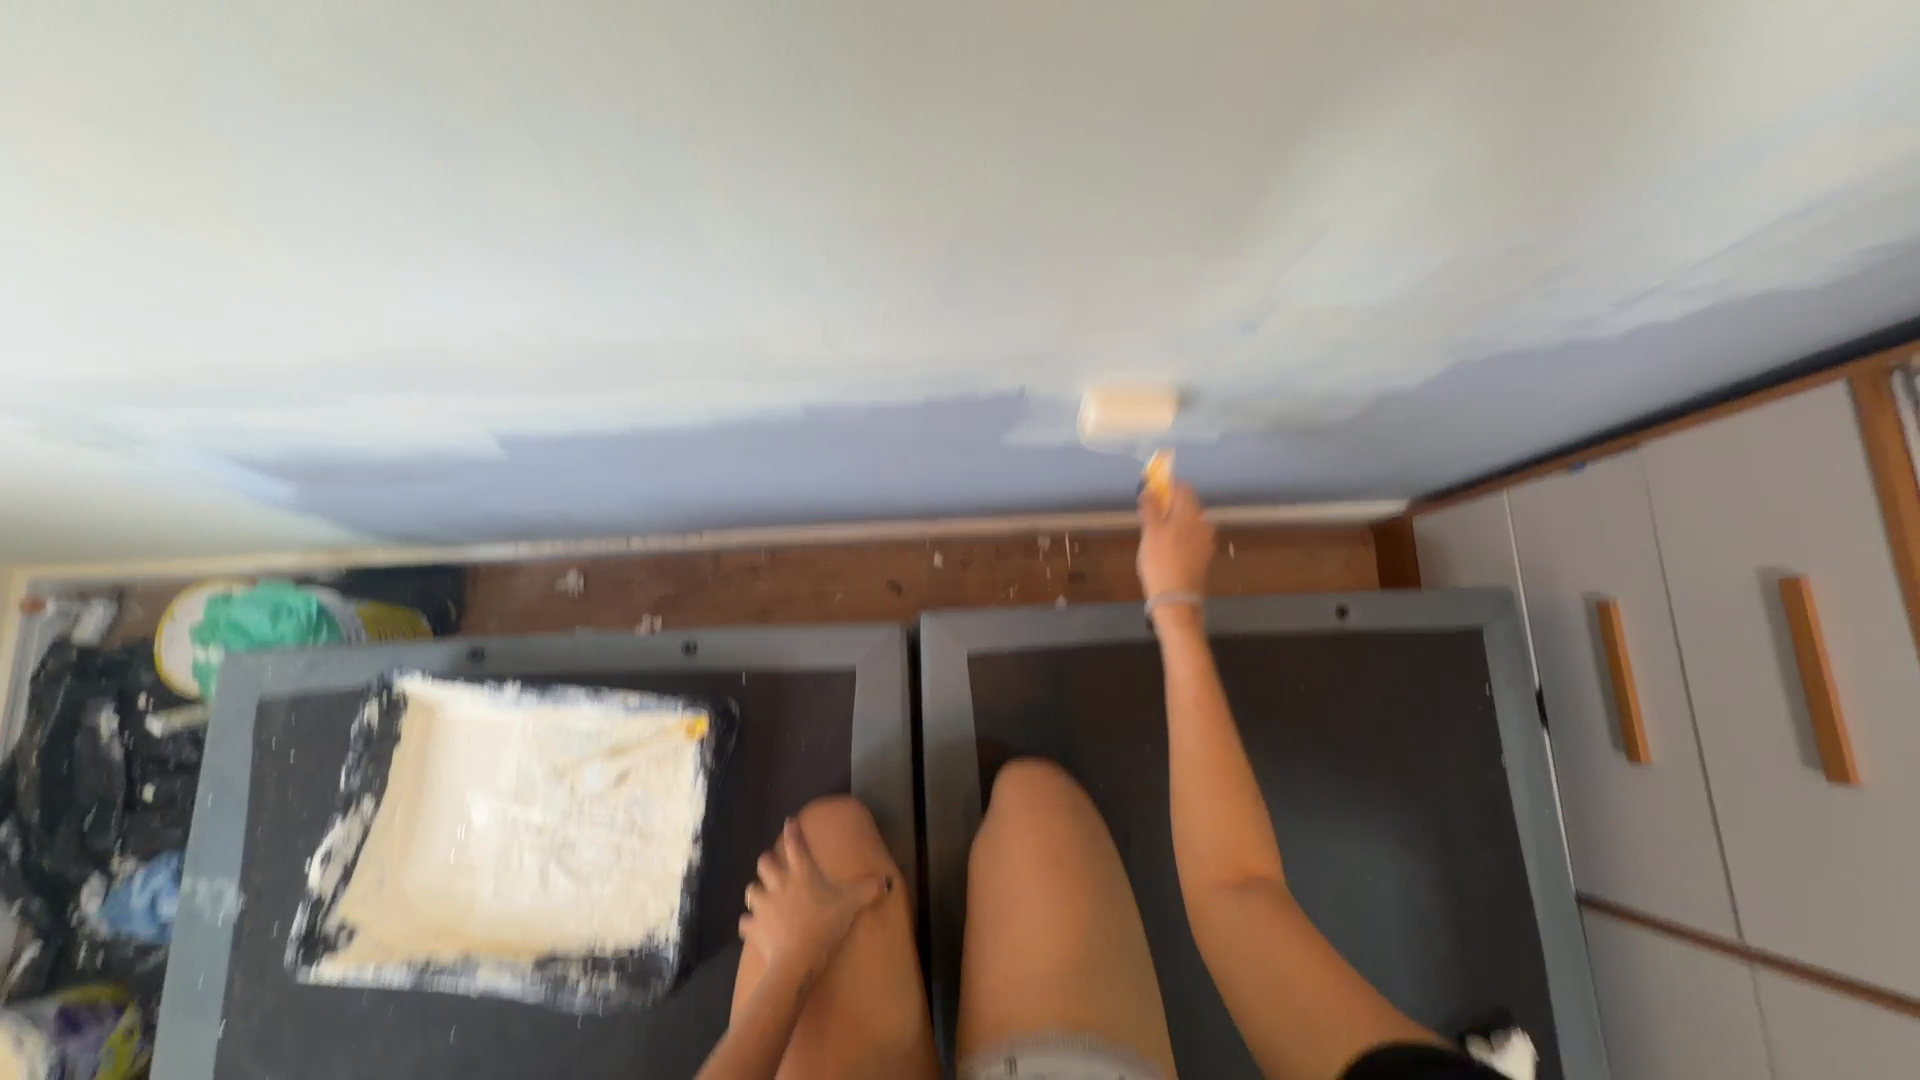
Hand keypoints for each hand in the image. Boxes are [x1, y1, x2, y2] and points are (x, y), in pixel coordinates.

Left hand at [739, 819, 889, 978]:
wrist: (797, 959)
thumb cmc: (824, 924)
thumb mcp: (851, 904)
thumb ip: (868, 889)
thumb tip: (887, 880)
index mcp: (802, 874)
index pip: (795, 846)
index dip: (792, 832)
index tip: (789, 822)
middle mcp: (779, 884)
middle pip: (765, 863)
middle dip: (768, 861)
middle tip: (773, 864)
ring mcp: (763, 906)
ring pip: (751, 890)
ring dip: (756, 891)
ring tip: (762, 895)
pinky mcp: (752, 928)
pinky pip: (745, 922)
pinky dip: (749, 923)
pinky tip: (753, 925)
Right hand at [1137, 481, 1215, 600]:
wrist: (1177, 598)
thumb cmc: (1159, 561)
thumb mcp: (1149, 532)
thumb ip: (1150, 507)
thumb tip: (1149, 490)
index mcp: (1190, 513)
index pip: (1182, 488)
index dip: (1166, 487)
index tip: (1150, 496)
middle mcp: (1203, 522)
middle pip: (1187, 504)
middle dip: (1169, 505)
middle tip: (1149, 517)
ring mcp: (1206, 539)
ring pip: (1189, 520)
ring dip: (1174, 521)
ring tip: (1156, 535)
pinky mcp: (1205, 554)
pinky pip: (1192, 535)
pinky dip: (1180, 535)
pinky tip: (1168, 548)